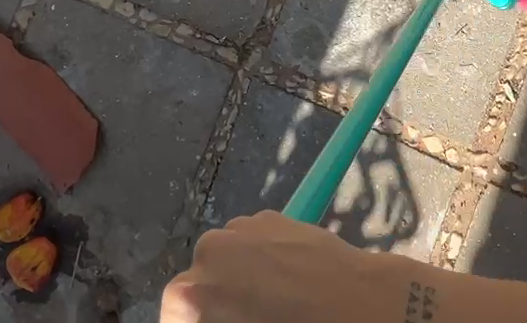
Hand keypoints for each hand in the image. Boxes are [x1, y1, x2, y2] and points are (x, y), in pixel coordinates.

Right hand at [160, 212, 412, 322]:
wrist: (353, 299)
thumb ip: (216, 315)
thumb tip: (218, 310)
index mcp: (193, 291)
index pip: (173, 308)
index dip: (190, 321)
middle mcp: (210, 251)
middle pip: (197, 280)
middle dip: (212, 299)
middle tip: (240, 314)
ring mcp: (242, 227)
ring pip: (225, 255)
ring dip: (235, 274)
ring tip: (266, 299)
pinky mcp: (271, 215)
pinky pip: (251, 239)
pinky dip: (258, 254)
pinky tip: (283, 277)